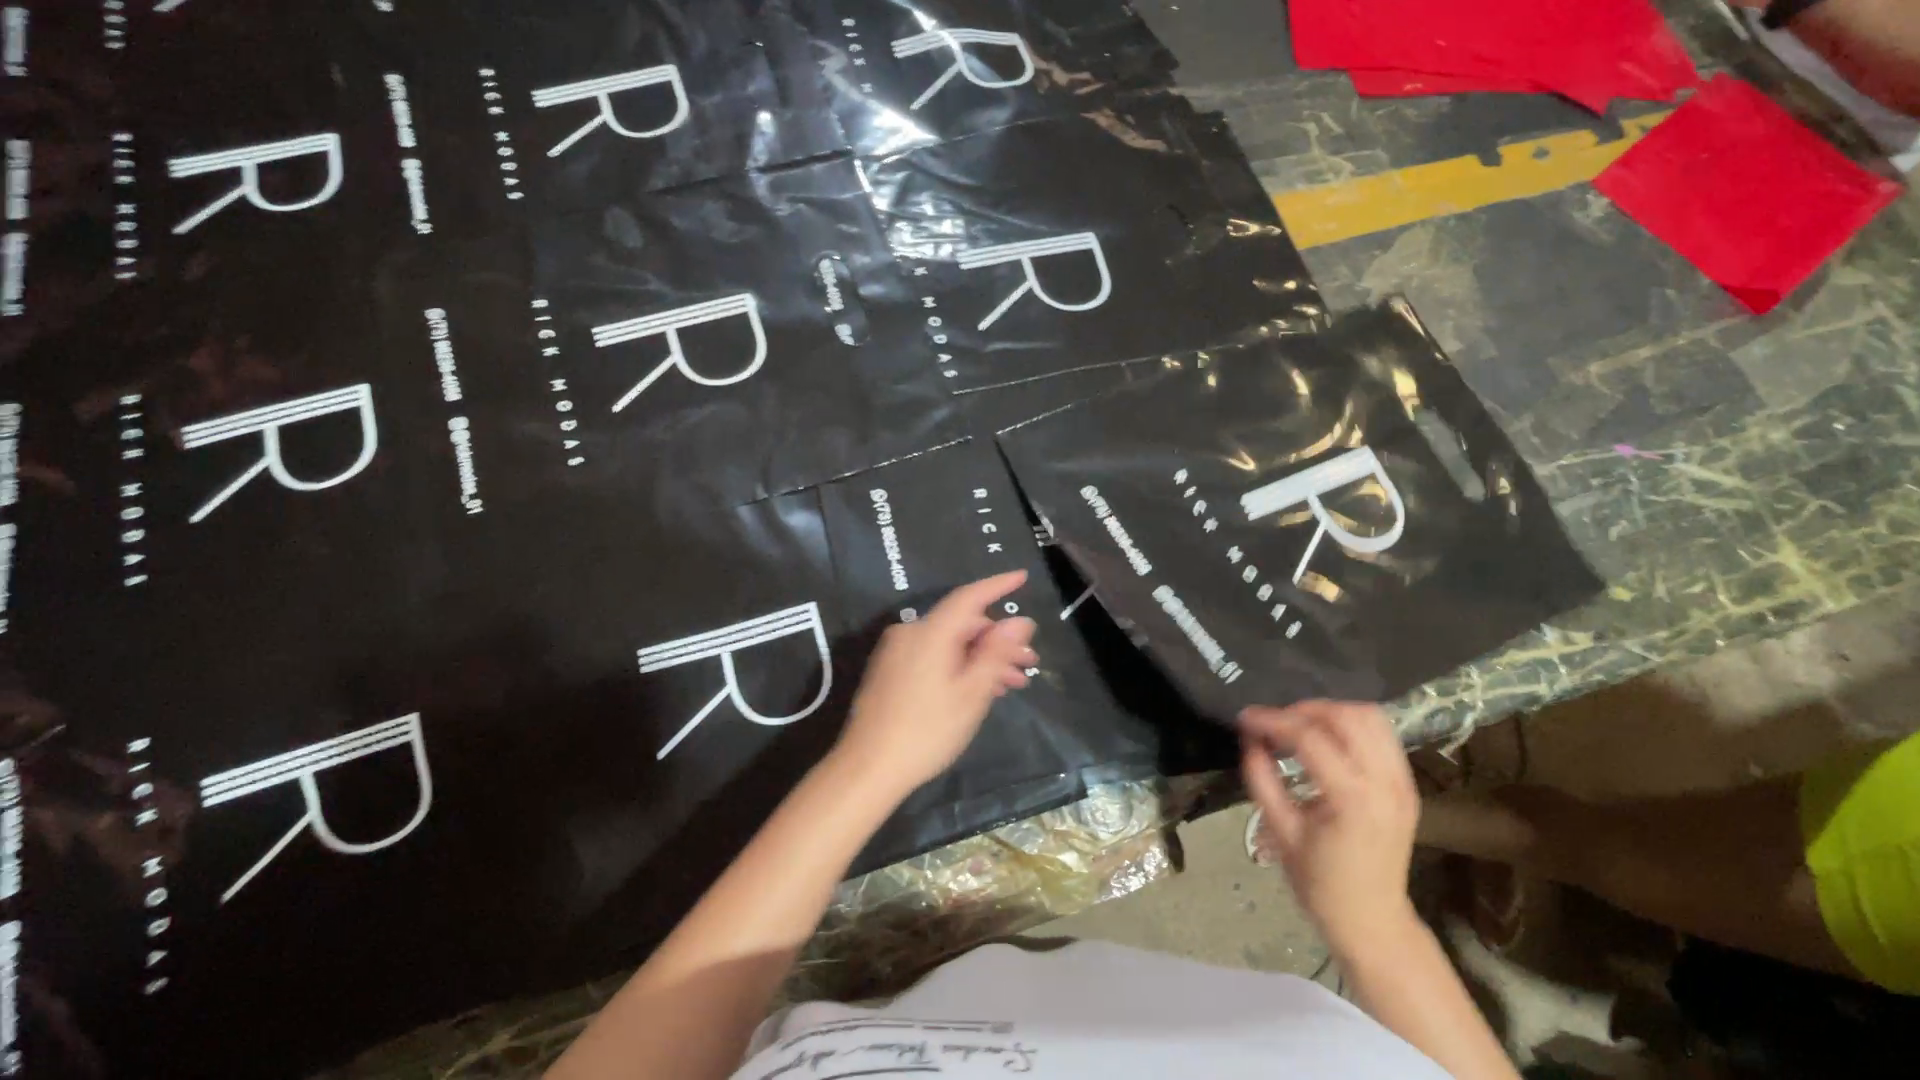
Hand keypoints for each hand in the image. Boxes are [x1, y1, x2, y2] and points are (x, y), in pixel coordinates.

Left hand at [828, 571, 1037, 803]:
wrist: (868, 768)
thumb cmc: (927, 731)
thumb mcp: (972, 693)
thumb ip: (997, 652)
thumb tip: (1019, 620)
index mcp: (930, 632)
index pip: (970, 596)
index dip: (998, 586)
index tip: (1023, 577)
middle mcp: (910, 633)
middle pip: (962, 624)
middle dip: (998, 640)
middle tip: (1029, 664)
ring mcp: (895, 652)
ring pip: (949, 643)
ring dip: (981, 658)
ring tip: (1011, 685)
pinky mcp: (888, 671)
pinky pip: (932, 656)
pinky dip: (958, 666)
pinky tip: (977, 690)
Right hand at [1240, 701, 1419, 949]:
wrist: (1371, 920)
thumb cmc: (1320, 884)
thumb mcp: (1281, 832)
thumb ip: (1263, 780)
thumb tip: (1251, 741)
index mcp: (1351, 799)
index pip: (1310, 738)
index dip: (1273, 721)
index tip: (1246, 718)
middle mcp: (1384, 783)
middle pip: (1348, 716)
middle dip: (1305, 709)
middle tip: (1276, 722)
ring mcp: (1403, 782)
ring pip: (1372, 718)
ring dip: (1332, 713)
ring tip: (1301, 726)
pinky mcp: (1408, 785)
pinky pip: (1383, 736)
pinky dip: (1352, 726)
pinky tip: (1328, 741)